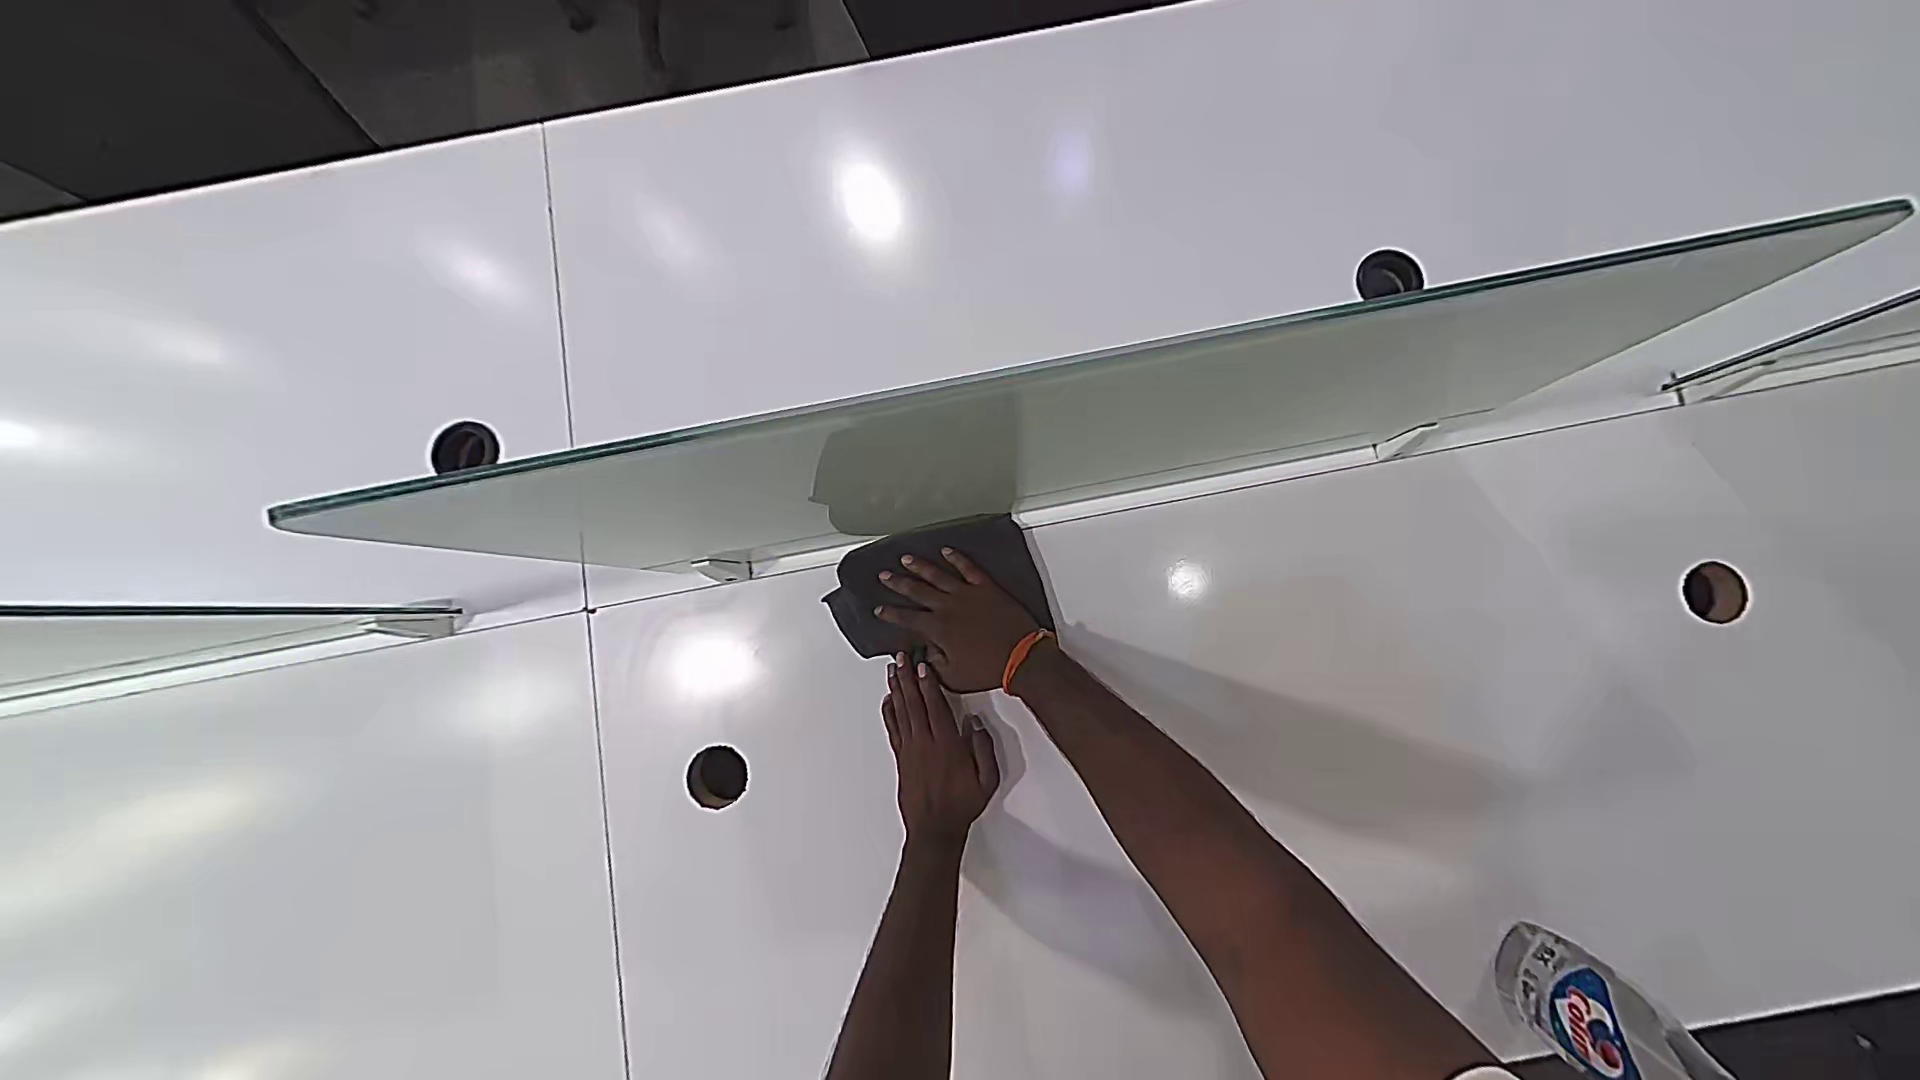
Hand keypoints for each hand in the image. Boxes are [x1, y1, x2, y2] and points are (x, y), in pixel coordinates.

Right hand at [875, 548, 1040, 692]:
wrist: (1021, 657)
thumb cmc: (989, 668)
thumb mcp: (953, 676)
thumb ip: (934, 663)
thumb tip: (925, 654)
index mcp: (938, 628)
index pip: (907, 618)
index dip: (891, 613)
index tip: (879, 609)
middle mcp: (948, 607)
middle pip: (916, 590)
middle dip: (897, 582)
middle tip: (884, 576)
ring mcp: (967, 594)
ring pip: (937, 575)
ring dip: (920, 566)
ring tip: (906, 559)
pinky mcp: (986, 587)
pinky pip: (967, 568)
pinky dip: (956, 558)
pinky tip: (946, 551)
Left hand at [882, 654, 1000, 845]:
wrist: (934, 830)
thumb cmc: (962, 804)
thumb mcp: (987, 779)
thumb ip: (983, 748)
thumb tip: (973, 723)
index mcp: (947, 744)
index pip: (936, 705)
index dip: (928, 683)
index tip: (923, 665)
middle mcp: (925, 742)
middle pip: (914, 702)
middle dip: (908, 677)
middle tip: (901, 658)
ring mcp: (910, 749)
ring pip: (901, 712)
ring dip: (896, 689)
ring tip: (892, 671)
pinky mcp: (901, 758)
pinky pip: (893, 729)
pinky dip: (889, 712)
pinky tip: (887, 700)